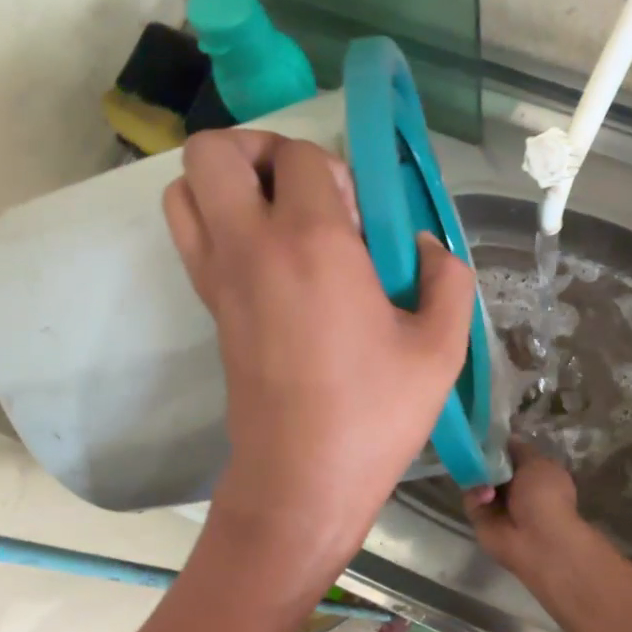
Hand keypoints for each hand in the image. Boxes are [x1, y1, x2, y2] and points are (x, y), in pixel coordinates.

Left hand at [162, 130, 477, 559]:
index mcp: (312, 243)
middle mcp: (250, 246)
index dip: (336, 169)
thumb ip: (447, 281)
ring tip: (280, 220)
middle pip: (214, 152)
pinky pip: (192, 236)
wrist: (302, 480)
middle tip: (308, 193)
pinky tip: (272, 263)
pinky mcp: (209, 308)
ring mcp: (218, 278)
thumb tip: (424, 249)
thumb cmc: (375, 416)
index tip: (364, 216)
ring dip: (228, 185)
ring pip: (184, 188)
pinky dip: (218, 223)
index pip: (301, 157)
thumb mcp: (440, 350)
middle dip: (260, 151)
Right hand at [463, 444, 592, 577]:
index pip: (511, 453)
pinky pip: (471, 499)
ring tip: (483, 475)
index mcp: (535, 473)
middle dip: (482, 457)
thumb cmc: (545, 495)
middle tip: (472, 446)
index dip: (499, 443)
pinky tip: (486, 496)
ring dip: (478, 475)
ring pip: (477, 480)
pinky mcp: (481, 518)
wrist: (538, 540)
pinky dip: (476, 494)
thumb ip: (519, 450)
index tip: (484, 432)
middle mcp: (515, 488)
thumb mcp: (538, 463)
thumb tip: (508, 438)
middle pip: (490, 466)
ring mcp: (497, 504)